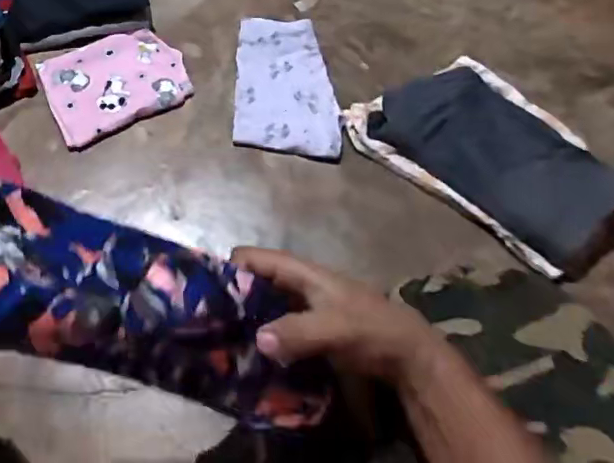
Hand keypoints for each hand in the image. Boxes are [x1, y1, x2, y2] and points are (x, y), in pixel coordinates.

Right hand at [234, 247, 547, 462]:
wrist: (409, 352)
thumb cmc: (370, 327)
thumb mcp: (333, 328)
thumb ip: (296, 331)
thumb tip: (256, 337)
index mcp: (299, 270)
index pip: (251, 257)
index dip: (227, 268)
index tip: (203, 291)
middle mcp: (296, 282)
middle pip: (253, 281)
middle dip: (232, 297)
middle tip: (208, 323)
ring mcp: (303, 305)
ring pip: (263, 304)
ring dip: (246, 319)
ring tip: (223, 342)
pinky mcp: (309, 327)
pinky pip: (275, 325)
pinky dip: (262, 334)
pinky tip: (252, 356)